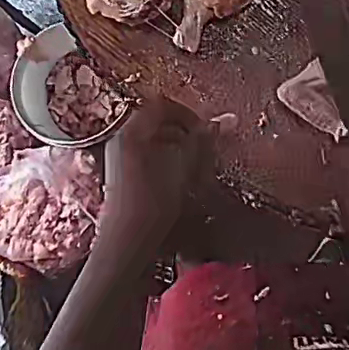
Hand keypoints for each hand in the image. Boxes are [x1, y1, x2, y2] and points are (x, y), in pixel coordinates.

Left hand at [97, 94, 204, 257]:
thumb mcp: (183, 167)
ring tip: (196, 160)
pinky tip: (181, 176)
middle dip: (184, 128)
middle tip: (204, 142)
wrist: (125, 244)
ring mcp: (119, 157)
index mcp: (133, 131)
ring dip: (177, 143)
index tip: (205, 126)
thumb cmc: (153, 202)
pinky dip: (166, 157)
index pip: (162, 105)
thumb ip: (204, 140)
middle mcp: (122, 139)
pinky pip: (147, 153)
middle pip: (157, 120)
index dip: (186, 112)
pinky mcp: (122, 174)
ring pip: (153, 138)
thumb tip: (229, 118)